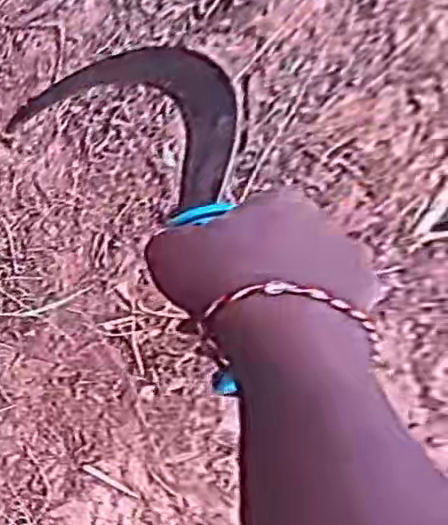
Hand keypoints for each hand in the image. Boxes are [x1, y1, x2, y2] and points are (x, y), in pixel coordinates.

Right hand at [144, 190, 379, 318]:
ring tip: (229, 312)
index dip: (214, 233)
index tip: (194, 255)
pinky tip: (260, 323)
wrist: (275, 321)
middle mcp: (319, 219)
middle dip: (244, 261)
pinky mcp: (358, 287)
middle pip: (272, 239)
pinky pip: (314, 295)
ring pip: (292, 268)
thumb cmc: (220, 278)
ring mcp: (345, 254)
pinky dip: (288, 306)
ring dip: (265, 285)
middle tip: (209, 288)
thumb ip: (171, 236)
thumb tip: (174, 236)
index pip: (242, 208)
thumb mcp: (165, 249)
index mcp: (276, 201)